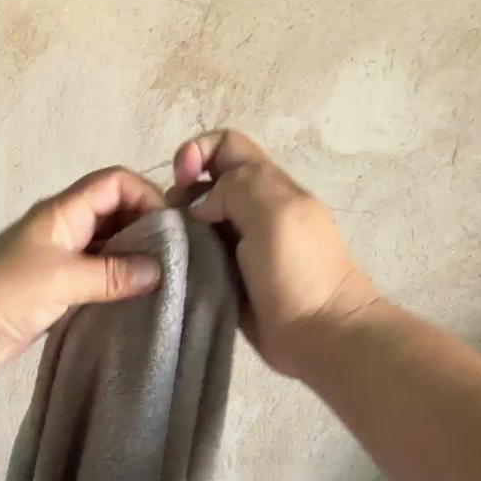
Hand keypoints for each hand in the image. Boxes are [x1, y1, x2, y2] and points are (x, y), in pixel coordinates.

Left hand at [0, 167, 166, 377]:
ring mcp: (57, 261)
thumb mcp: (65, 279)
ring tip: (161, 281)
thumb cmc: (7, 294)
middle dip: (144, 230)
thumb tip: (158, 271)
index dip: (146, 196)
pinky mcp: (53, 291)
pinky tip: (134, 301)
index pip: (114, 183)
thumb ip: (112, 274)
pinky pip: (93, 279)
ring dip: (130, 260)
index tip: (170, 229)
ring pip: (105, 249)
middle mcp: (62, 230)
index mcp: (62, 212)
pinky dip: (113, 284)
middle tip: (174, 259)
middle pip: (113, 214)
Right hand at [168, 130, 382, 373]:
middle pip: (204, 185)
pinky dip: (179, 260)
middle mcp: (250, 210)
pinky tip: (168, 273)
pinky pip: (195, 259)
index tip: (179, 182)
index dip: (196, 152)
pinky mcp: (226, 279)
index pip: (224, 147)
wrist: (318, 333)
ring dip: (175, 230)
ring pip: (195, 223)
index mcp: (267, 184)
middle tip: (166, 225)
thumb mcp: (275, 213)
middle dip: (178, 194)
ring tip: (162, 251)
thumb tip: (200, 205)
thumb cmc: (300, 272)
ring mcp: (238, 247)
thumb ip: (237, 189)